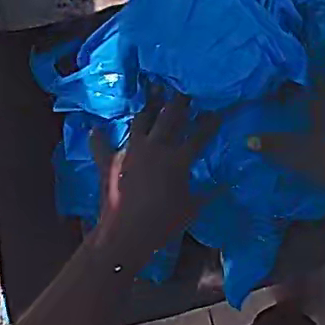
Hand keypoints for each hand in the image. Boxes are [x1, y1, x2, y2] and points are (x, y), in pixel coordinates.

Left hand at [89, 92, 216, 262]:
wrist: (125, 234)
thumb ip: (210, 193)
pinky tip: (96, 128)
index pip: (200, 135)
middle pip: (170, 117)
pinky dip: (100, 137)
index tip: (218, 112)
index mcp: (179, 159)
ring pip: (140, 121)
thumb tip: (227, 184)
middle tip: (185, 90)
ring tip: (153, 94)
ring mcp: (130, 151)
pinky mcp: (109, 161)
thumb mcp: (193, 208)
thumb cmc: (163, 223)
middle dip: (180, 102)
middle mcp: (155, 147)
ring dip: (148, 108)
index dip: (211, 122)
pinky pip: (102, 145)